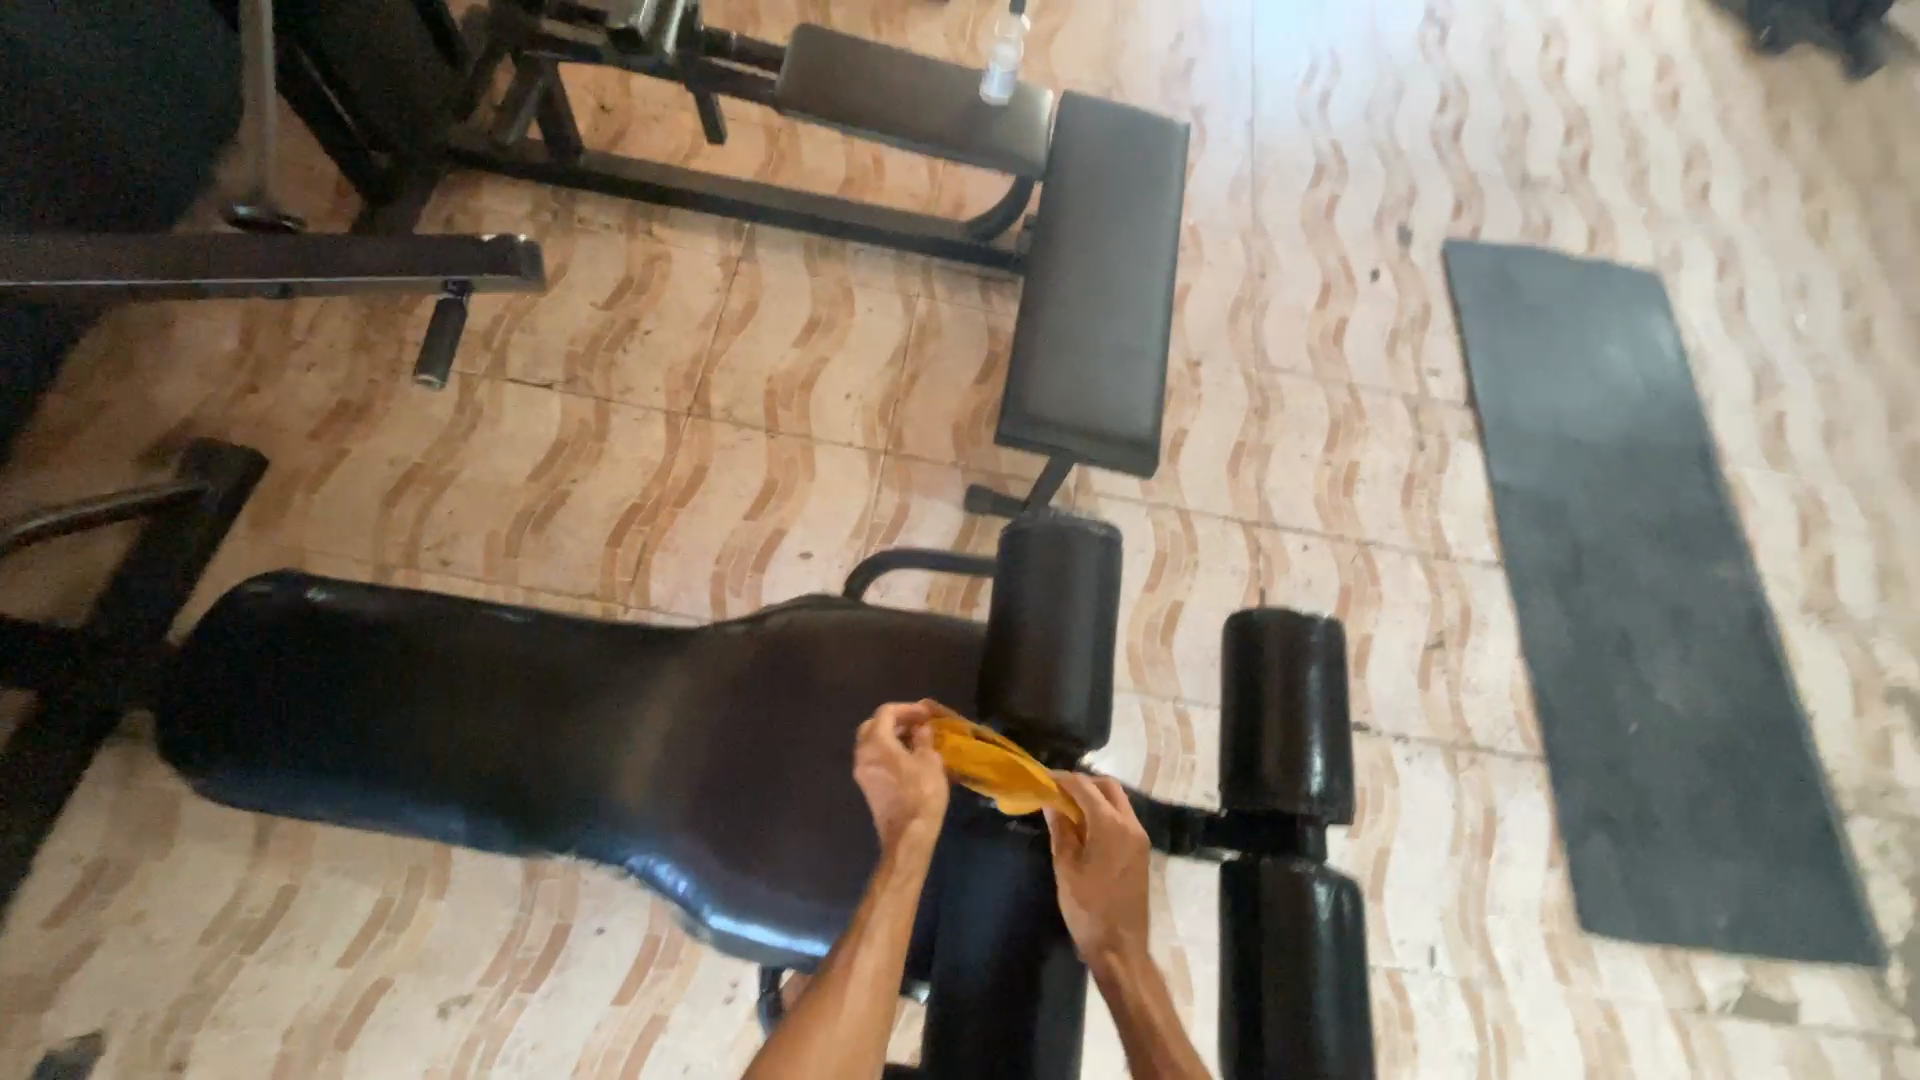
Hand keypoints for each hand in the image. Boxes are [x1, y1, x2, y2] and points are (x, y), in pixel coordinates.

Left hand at [853, 701, 949, 859]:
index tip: (926, 714)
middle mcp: (862, 754)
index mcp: (876, 743)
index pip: (886, 712)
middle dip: (894, 720)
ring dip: (890, 736)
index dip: (907, 709)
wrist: (907, 835)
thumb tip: (921, 729)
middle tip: (916, 723)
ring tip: (915, 739)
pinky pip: (873, 759)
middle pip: (872, 726)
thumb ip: (923, 739)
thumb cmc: (921, 794)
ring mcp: (862, 772)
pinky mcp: (867, 786)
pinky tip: (907, 757)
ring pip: (871, 743)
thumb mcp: (930, 761)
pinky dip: (887, 751)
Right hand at [1044, 772, 1152, 970]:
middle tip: (1058, 792)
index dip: (1062, 779)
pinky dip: (1104, 813)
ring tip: (1068, 809)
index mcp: (1110, 825)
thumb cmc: (1088, 908)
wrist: (1121, 948)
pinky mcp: (1141, 852)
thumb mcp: (1065, 867)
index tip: (1043, 779)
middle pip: (1108, 787)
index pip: (1084, 786)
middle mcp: (1130, 824)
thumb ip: (1060, 830)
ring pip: (1118, 802)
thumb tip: (1052, 803)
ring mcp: (1140, 838)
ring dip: (1095, 798)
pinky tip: (1084, 827)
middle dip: (1083, 783)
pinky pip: (1123, 819)